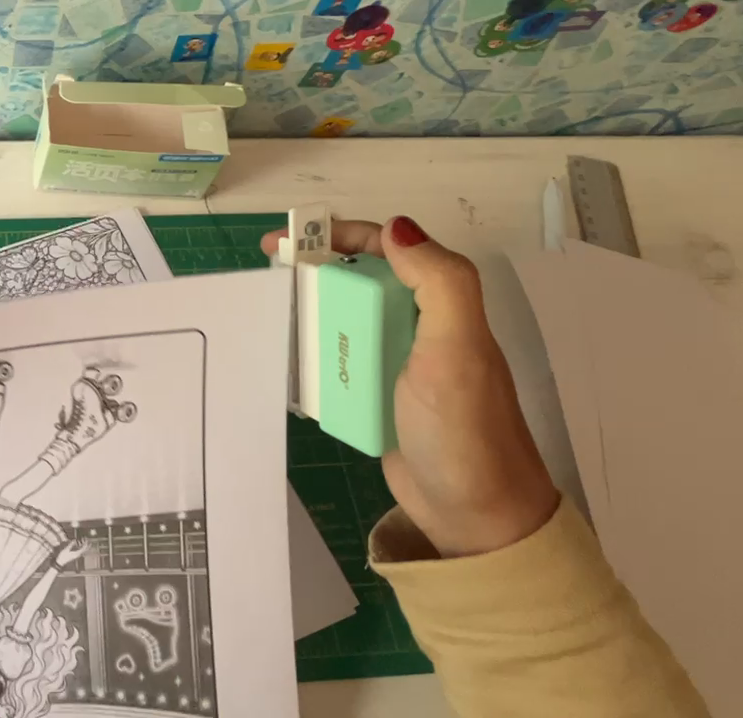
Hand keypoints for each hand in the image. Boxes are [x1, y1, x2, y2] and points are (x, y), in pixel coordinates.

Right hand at [54, 537, 90, 566]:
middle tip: (88, 540)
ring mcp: (76, 555)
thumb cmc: (63, 556)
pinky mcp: (74, 555)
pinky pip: (79, 550)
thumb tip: (74, 540)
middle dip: (86, 545)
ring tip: (82, 539)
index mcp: (77, 553)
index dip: (86, 544)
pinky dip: (80, 546)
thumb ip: (71, 544)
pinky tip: (78, 543)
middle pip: (84, 550)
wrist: (61, 561)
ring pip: (82, 550)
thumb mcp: (67, 549)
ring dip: (83, 545)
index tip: (87, 539)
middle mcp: (78, 555)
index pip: (83, 549)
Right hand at [262, 218, 559, 556]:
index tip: (288, 242)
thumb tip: (396, 226)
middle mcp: (417, 325)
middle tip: (270, 277)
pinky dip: (309, 350)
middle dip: (314, 269)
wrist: (473, 516)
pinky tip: (283, 354)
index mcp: (441, 306)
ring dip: (308, 309)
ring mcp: (394, 360)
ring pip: (342, 316)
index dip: (339, 234)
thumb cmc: (463, 429)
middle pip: (357, 278)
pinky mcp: (374, 393)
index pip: (387, 248)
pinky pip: (335, 357)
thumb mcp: (456, 349)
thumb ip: (438, 282)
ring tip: (269, 313)